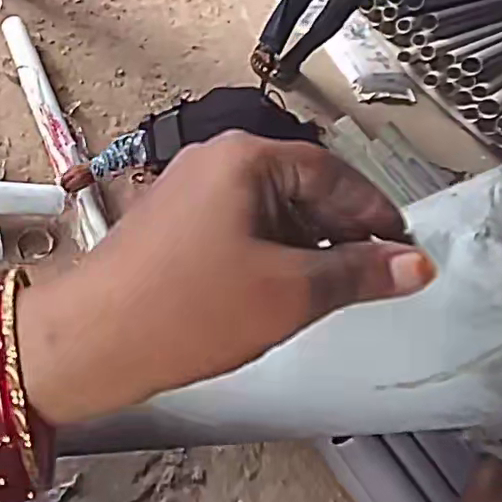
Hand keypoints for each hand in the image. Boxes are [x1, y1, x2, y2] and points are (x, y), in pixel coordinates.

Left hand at [17, 132, 435, 424]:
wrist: (89, 343)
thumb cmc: (182, 310)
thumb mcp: (288, 292)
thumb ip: (357, 273)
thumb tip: (412, 264)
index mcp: (243, 159)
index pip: (331, 172)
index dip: (373, 211)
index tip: (401, 246)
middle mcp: (215, 162)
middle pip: (301, 186)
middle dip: (340, 230)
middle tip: (373, 272)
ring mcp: (192, 190)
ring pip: (272, 209)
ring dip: (307, 244)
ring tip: (332, 287)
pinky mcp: (179, 222)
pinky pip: (242, 226)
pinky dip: (273, 252)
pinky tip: (284, 287)